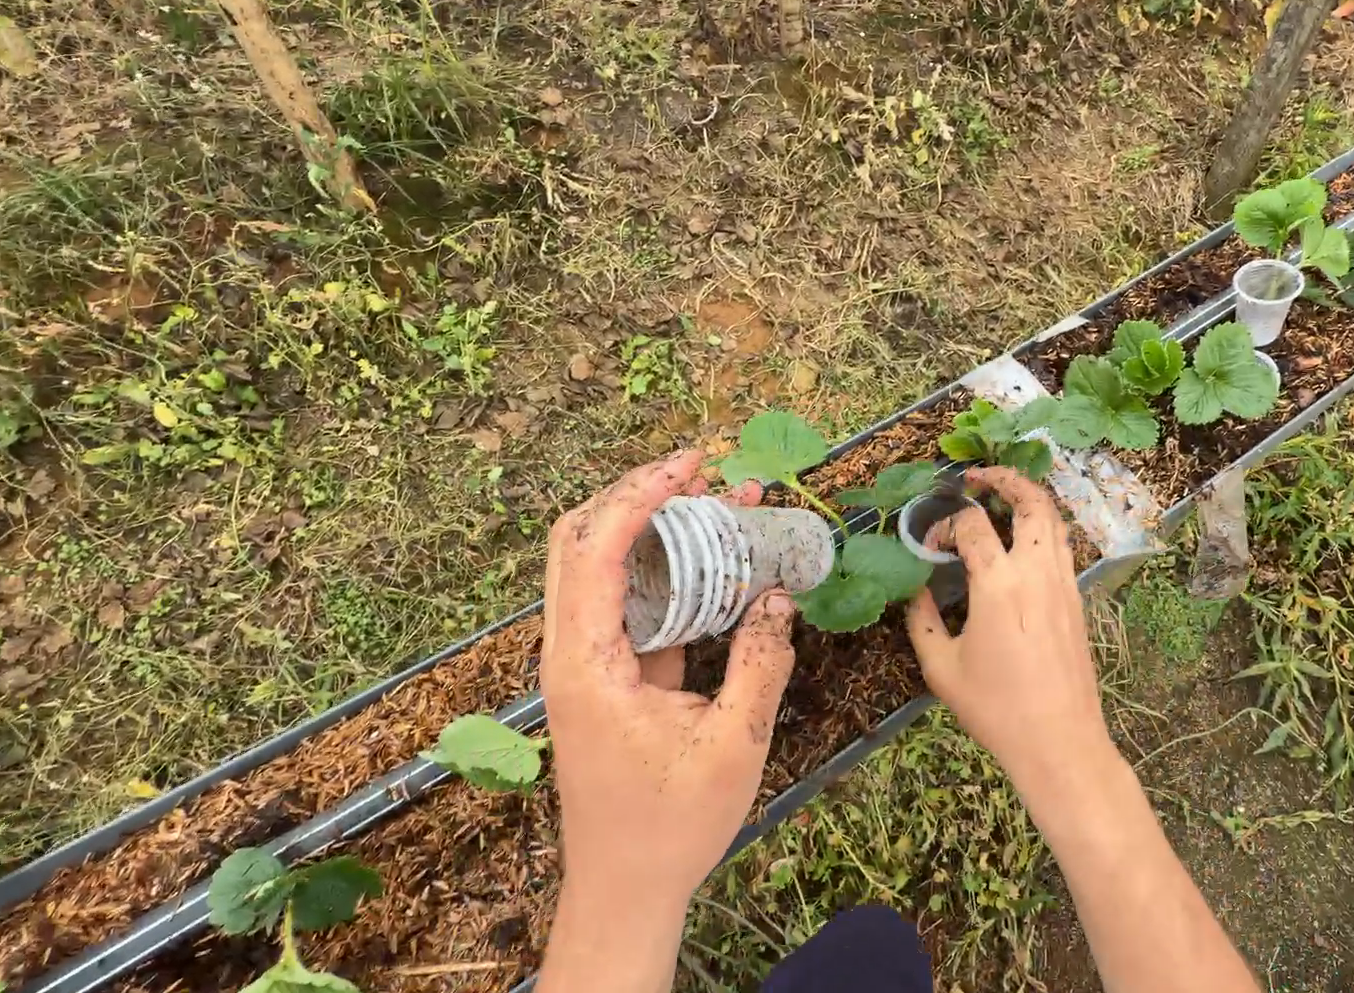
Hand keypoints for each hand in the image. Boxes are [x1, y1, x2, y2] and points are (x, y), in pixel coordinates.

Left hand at [539, 450, 796, 915]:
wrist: (626, 888)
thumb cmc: (671, 826)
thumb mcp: (734, 745)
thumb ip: (760, 663)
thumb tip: (779, 595)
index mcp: (588, 664)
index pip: (595, 552)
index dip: (639, 497)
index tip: (691, 465)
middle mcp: (574, 650)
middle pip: (582, 541)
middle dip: (640, 495)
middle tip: (703, 473)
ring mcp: (589, 659)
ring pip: (607, 566)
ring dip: (660, 528)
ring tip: (724, 505)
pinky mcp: (611, 671)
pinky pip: (635, 601)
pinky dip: (672, 571)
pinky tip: (720, 563)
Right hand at [904, 466, 1114, 795]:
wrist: (1060, 741)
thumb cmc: (996, 708)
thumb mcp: (941, 669)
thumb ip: (921, 621)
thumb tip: (915, 591)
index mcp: (999, 585)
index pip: (972, 525)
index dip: (945, 523)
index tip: (928, 544)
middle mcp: (1036, 572)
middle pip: (1031, 501)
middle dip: (1004, 479)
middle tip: (976, 478)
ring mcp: (1063, 583)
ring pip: (1054, 520)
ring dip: (1028, 498)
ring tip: (1002, 496)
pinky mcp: (1077, 599)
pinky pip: (1062, 545)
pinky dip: (1042, 527)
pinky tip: (1022, 540)